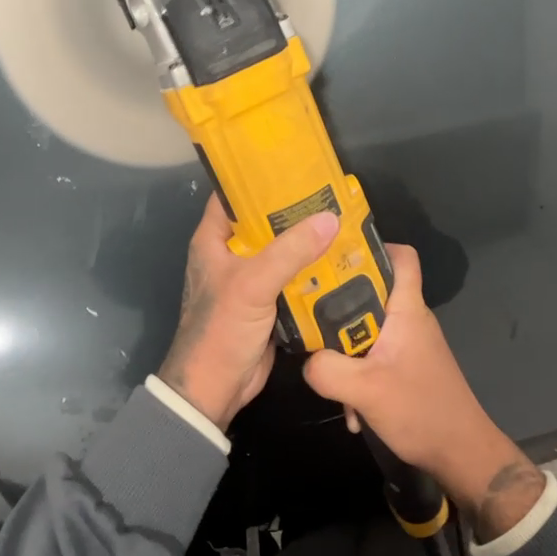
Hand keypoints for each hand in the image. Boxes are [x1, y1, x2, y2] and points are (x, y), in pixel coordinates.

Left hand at [157, 194, 338, 430]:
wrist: (214, 391)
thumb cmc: (219, 329)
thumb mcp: (252, 284)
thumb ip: (290, 251)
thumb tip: (330, 219)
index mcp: (214, 240)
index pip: (234, 195)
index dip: (258, 178)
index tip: (293, 164)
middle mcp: (231, 254)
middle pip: (265, 222)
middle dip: (295, 210)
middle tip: (330, 192)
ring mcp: (251, 279)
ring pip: (283, 250)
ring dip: (308, 240)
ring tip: (342, 220)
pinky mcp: (270, 303)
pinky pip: (294, 277)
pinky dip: (314, 269)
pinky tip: (340, 259)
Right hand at [303, 244, 545, 541]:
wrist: (461, 454)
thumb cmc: (420, 410)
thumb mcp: (365, 390)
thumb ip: (328, 369)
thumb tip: (307, 358)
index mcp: (407, 310)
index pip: (401, 256)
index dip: (372, 248)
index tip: (335, 258)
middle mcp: (410, 319)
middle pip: (373, 292)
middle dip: (341, 306)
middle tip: (310, 315)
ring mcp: (409, 344)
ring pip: (369, 329)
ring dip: (347, 350)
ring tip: (326, 372)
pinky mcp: (407, 367)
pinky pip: (376, 356)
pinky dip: (361, 374)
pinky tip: (352, 407)